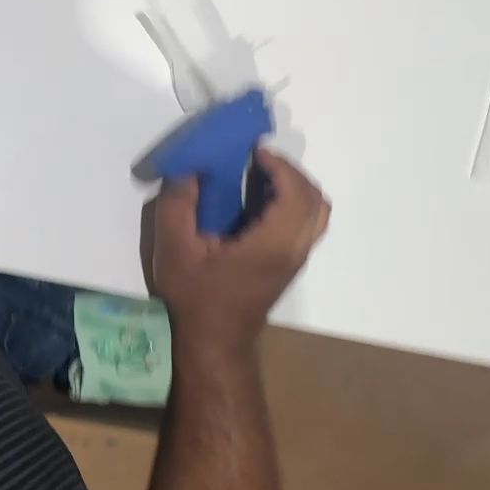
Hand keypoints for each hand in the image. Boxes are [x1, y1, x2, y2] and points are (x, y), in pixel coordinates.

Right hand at [143, 148, 330, 354]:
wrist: (212, 338)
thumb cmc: (194, 294)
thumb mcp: (173, 247)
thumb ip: (178, 205)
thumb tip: (187, 171)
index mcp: (272, 244)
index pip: (297, 195)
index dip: (281, 167)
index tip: (252, 151)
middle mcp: (294, 250)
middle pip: (316, 202)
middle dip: (291, 173)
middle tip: (256, 159)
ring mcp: (294, 259)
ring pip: (315, 214)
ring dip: (293, 188)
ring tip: (257, 176)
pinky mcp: (286, 264)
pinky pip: (303, 224)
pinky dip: (289, 203)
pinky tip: (254, 201)